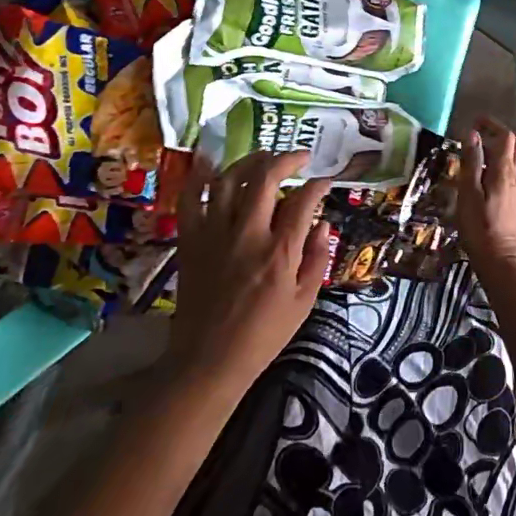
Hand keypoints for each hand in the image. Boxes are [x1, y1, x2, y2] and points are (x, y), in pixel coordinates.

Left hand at [172, 150, 332, 391]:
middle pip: (265, 178)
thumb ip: (316, 258)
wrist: (210, 359)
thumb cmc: (263, 335)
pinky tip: (210, 163)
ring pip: (230, 180)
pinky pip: (192, 199)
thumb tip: (324, 224)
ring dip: (250, 162)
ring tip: (264, 158)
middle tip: (299, 157)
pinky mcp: (191, 240)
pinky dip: (199, 177)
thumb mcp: (304, 302)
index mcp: (279, 251)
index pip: (303, 202)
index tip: (324, 181)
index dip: (317, 185)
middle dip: (286, 159)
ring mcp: (214, 233)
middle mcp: (247, 233)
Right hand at [459, 117, 515, 266]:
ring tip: (477, 149)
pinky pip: (511, 169)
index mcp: (504, 170)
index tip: (474, 120)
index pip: (505, 136)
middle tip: (476, 132)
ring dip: (499, 146)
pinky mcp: (515, 196)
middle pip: (513, 143)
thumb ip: (471, 162)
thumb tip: (471, 134)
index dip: (492, 124)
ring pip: (514, 156)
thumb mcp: (469, 192)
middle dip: (497, 131)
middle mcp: (515, 174)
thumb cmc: (479, 226)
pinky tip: (483, 170)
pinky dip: (499, 160)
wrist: (500, 257)